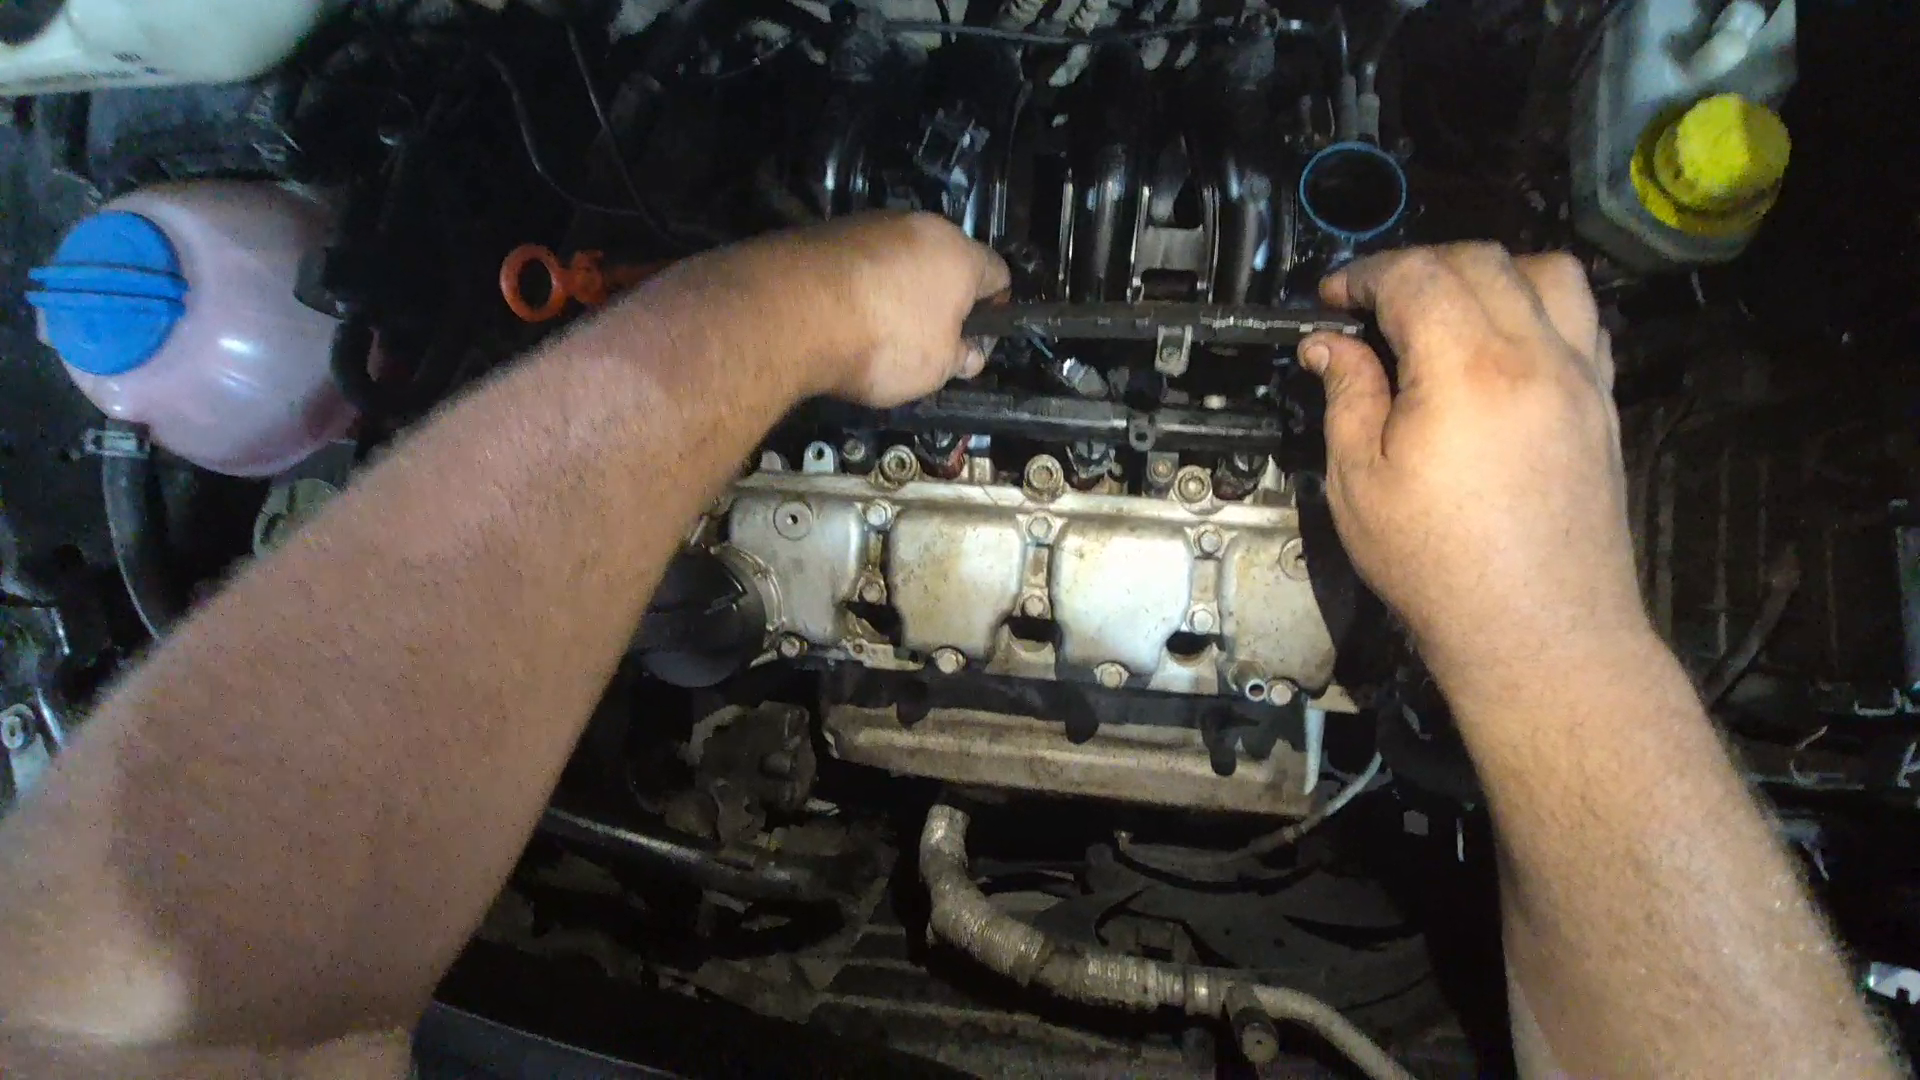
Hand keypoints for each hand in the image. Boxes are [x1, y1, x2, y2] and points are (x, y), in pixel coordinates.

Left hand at [716, 211, 1010, 406]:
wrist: (794, 312)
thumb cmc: (884, 341)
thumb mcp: (938, 367)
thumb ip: (962, 356)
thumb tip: (969, 353)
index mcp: (960, 254)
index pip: (999, 275)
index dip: (995, 311)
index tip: (976, 341)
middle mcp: (919, 227)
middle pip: (945, 264)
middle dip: (942, 301)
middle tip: (928, 344)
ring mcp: (870, 225)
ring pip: (900, 261)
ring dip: (899, 293)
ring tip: (879, 336)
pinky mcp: (827, 233)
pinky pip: (860, 265)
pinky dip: (861, 289)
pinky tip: (845, 321)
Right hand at [1298, 244, 1645, 694]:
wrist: (1535, 626)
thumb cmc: (1430, 560)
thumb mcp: (1358, 480)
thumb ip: (1347, 395)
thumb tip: (1328, 344)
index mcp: (1466, 369)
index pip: (1418, 277)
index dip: (1365, 274)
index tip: (1330, 298)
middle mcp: (1537, 354)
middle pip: (1481, 261)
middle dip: (1414, 267)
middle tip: (1367, 305)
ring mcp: (1582, 375)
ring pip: (1546, 274)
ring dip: (1482, 272)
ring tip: (1437, 311)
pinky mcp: (1602, 402)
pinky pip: (1579, 317)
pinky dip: (1532, 303)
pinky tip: (1495, 342)